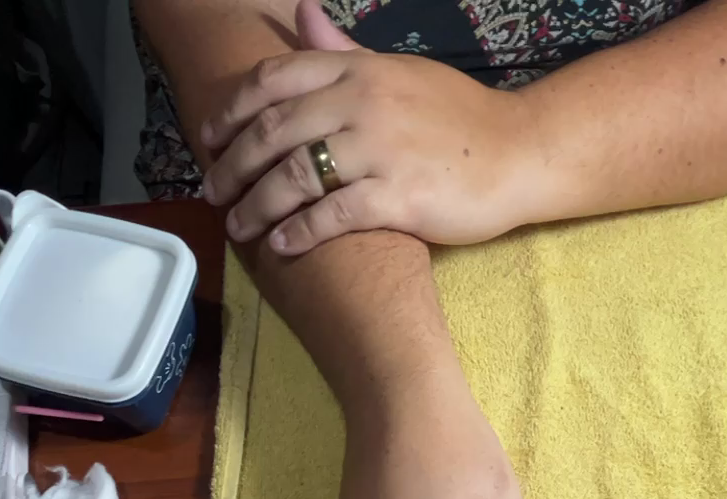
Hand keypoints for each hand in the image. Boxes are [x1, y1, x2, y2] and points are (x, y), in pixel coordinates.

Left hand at [198, 0, 539, 255]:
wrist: (517, 154)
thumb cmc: (457, 120)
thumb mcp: (399, 71)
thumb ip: (345, 51)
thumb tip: (303, 14)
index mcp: (359, 71)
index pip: (276, 80)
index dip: (232, 110)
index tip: (209, 138)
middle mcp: (363, 104)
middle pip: (274, 132)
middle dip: (233, 165)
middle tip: (212, 193)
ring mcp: (381, 151)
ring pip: (296, 175)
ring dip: (257, 205)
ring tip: (238, 229)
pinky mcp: (399, 197)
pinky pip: (334, 215)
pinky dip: (301, 232)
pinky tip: (281, 247)